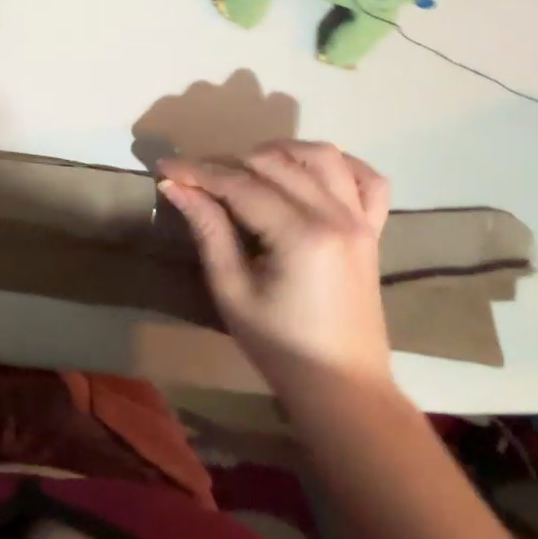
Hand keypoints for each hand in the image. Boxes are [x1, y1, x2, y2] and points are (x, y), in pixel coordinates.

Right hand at [157, 141, 393, 394]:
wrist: (342, 385)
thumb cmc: (278, 345)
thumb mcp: (231, 289)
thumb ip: (208, 229)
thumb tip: (175, 186)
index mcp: (301, 237)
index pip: (241, 184)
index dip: (198, 171)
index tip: (164, 167)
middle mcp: (336, 217)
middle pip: (276, 163)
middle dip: (229, 162)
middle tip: (196, 180)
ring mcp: (361, 221)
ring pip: (322, 156)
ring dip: (280, 153)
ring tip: (248, 171)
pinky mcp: (373, 231)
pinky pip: (367, 179)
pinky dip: (338, 165)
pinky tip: (306, 174)